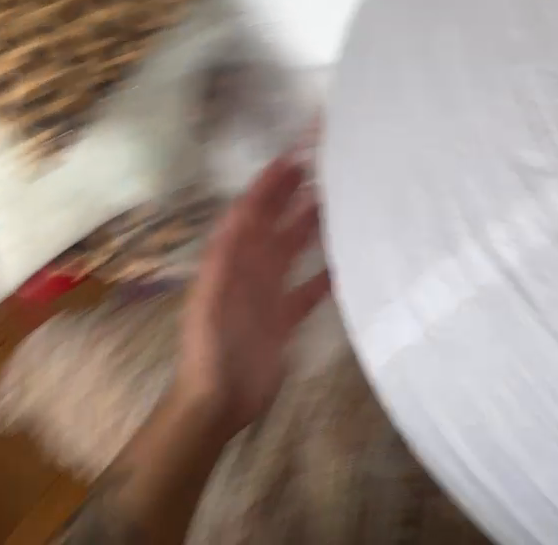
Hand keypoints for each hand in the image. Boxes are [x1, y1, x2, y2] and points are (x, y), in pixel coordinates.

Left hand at [170, 148, 331, 438]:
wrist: (216, 401)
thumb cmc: (209, 346)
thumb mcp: (210, 298)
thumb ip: (226, 256)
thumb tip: (242, 211)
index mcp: (229, 256)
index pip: (251, 209)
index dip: (270, 182)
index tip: (294, 156)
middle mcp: (250, 266)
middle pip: (275, 221)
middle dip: (294, 193)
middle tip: (324, 166)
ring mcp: (269, 291)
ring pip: (294, 248)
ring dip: (312, 225)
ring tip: (340, 201)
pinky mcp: (285, 317)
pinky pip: (310, 289)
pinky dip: (326, 276)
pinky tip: (348, 263)